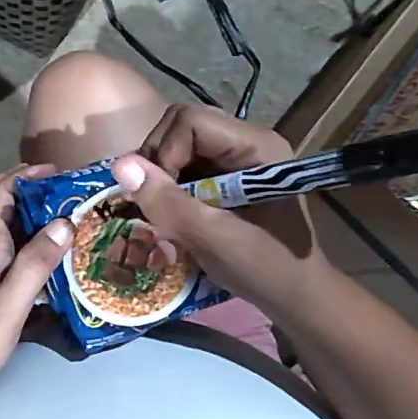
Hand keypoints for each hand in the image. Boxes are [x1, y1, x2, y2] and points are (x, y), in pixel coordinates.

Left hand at [0, 164, 72, 400]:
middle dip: (10, 183)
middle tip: (43, 183)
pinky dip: (10, 236)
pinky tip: (28, 252)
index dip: (20, 177)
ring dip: (7, 206)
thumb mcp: (12, 302)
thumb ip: (36, 262)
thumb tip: (64, 221)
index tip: (53, 170)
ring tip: (41, 208)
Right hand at [110, 105, 321, 319]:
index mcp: (256, 147)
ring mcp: (236, 156)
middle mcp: (246, 141)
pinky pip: (184, 162)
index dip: (164, 151)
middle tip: (153, 200)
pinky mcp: (226, 173)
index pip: (191, 122)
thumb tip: (120, 166)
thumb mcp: (214, 239)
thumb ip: (169, 203)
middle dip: (157, 160)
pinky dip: (169, 185)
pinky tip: (174, 212)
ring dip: (160, 174)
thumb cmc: (266, 268)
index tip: (159, 194)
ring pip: (178, 143)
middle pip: (181, 125)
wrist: (298, 296)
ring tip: (162, 209)